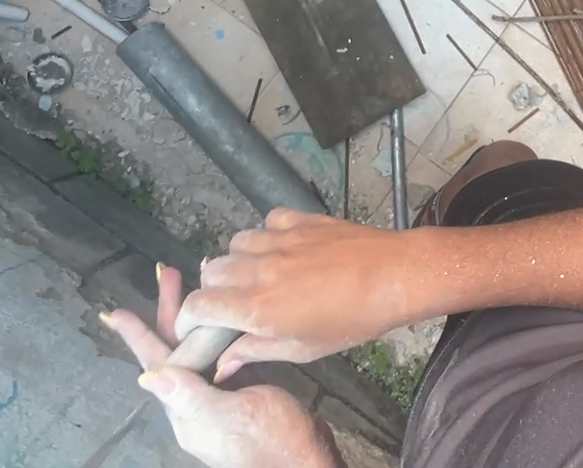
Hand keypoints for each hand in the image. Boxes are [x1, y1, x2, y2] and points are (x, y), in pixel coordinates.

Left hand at [104, 264, 344, 467]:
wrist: (304, 464)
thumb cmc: (269, 442)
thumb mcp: (231, 417)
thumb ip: (192, 397)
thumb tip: (147, 376)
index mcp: (186, 407)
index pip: (156, 362)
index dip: (137, 335)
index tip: (114, 312)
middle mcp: (196, 400)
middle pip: (176, 348)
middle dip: (171, 309)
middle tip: (168, 271)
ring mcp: (220, 395)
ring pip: (199, 347)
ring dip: (197, 313)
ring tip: (201, 280)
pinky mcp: (244, 390)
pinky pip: (223, 352)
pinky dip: (222, 325)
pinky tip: (233, 311)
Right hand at [178, 208, 422, 377]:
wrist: (394, 275)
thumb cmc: (352, 320)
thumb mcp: (303, 349)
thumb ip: (256, 351)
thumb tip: (222, 364)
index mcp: (258, 307)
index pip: (197, 305)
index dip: (189, 319)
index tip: (198, 327)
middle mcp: (262, 268)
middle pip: (211, 271)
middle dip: (213, 290)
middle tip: (233, 303)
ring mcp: (283, 239)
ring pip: (236, 242)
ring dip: (238, 260)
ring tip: (259, 274)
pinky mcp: (303, 218)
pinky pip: (269, 219)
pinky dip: (268, 233)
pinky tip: (284, 247)